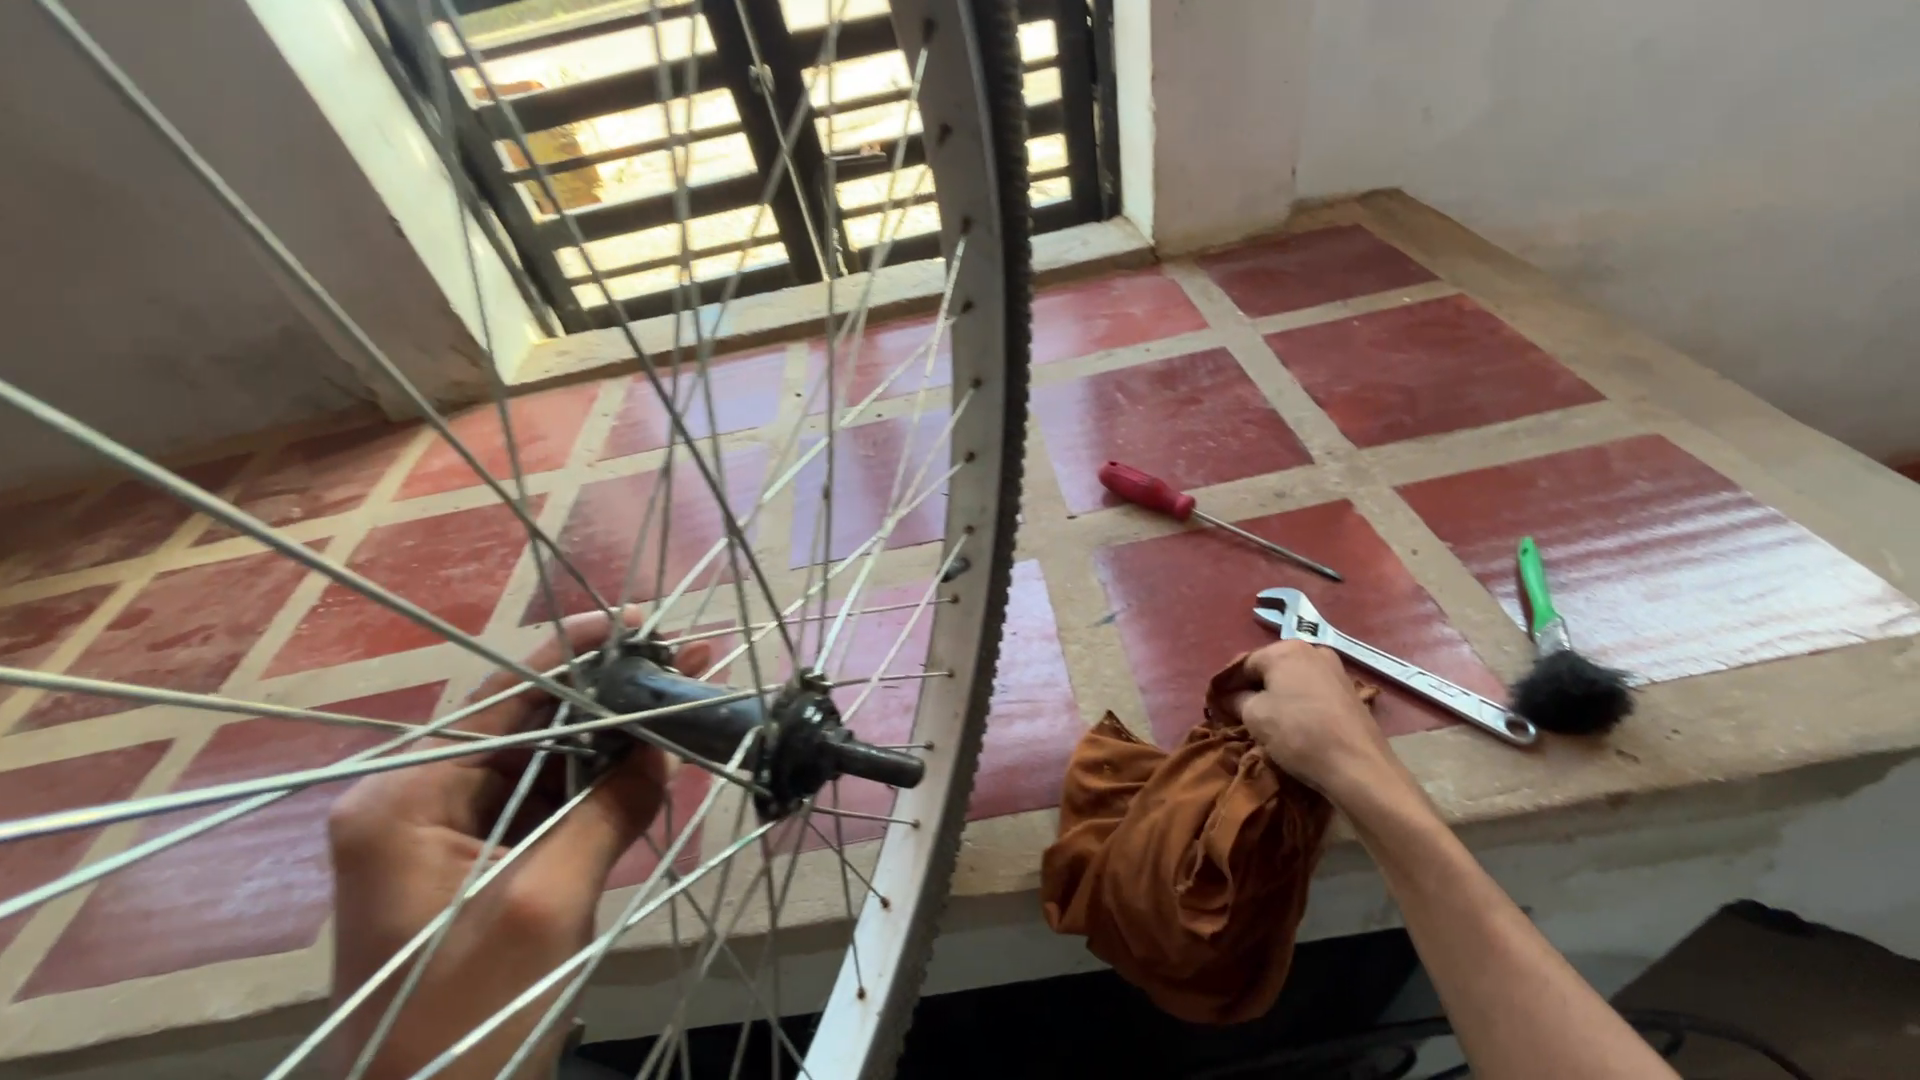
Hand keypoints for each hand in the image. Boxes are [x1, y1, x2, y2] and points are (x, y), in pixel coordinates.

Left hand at [328, 610, 705, 1079]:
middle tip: (688, 661)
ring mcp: (450, 836)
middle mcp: (421, 801)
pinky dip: (602, 787)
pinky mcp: (481, 867)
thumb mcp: (547, 901)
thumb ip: (607, 808)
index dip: (581, 655)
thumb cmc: (469, 1020)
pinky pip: (551, 807)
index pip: (508, 696)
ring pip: (548, 764)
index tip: (647, 624)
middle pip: (532, 725)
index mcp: (407, 797)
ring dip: (614, 739)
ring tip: (685, 701)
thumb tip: (663, 745)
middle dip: (612, 696)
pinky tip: (655, 762)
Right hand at [1225, 639, 1395, 797]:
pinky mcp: (1349, 692)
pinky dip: (1297, 703)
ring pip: (1292, 680)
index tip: (1216, 705)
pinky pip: (1311, 691)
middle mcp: (1312, 651)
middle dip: (1253, 689)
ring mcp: (1335, 670)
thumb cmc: (1298, 733)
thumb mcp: (1254, 716)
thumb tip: (1228, 697)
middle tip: (1239, 714)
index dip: (1227, 685)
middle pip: (1269, 668)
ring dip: (1276, 696)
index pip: (1243, 664)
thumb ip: (1235, 699)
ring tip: (1266, 721)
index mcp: (1285, 650)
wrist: (1358, 766)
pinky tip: (1293, 723)